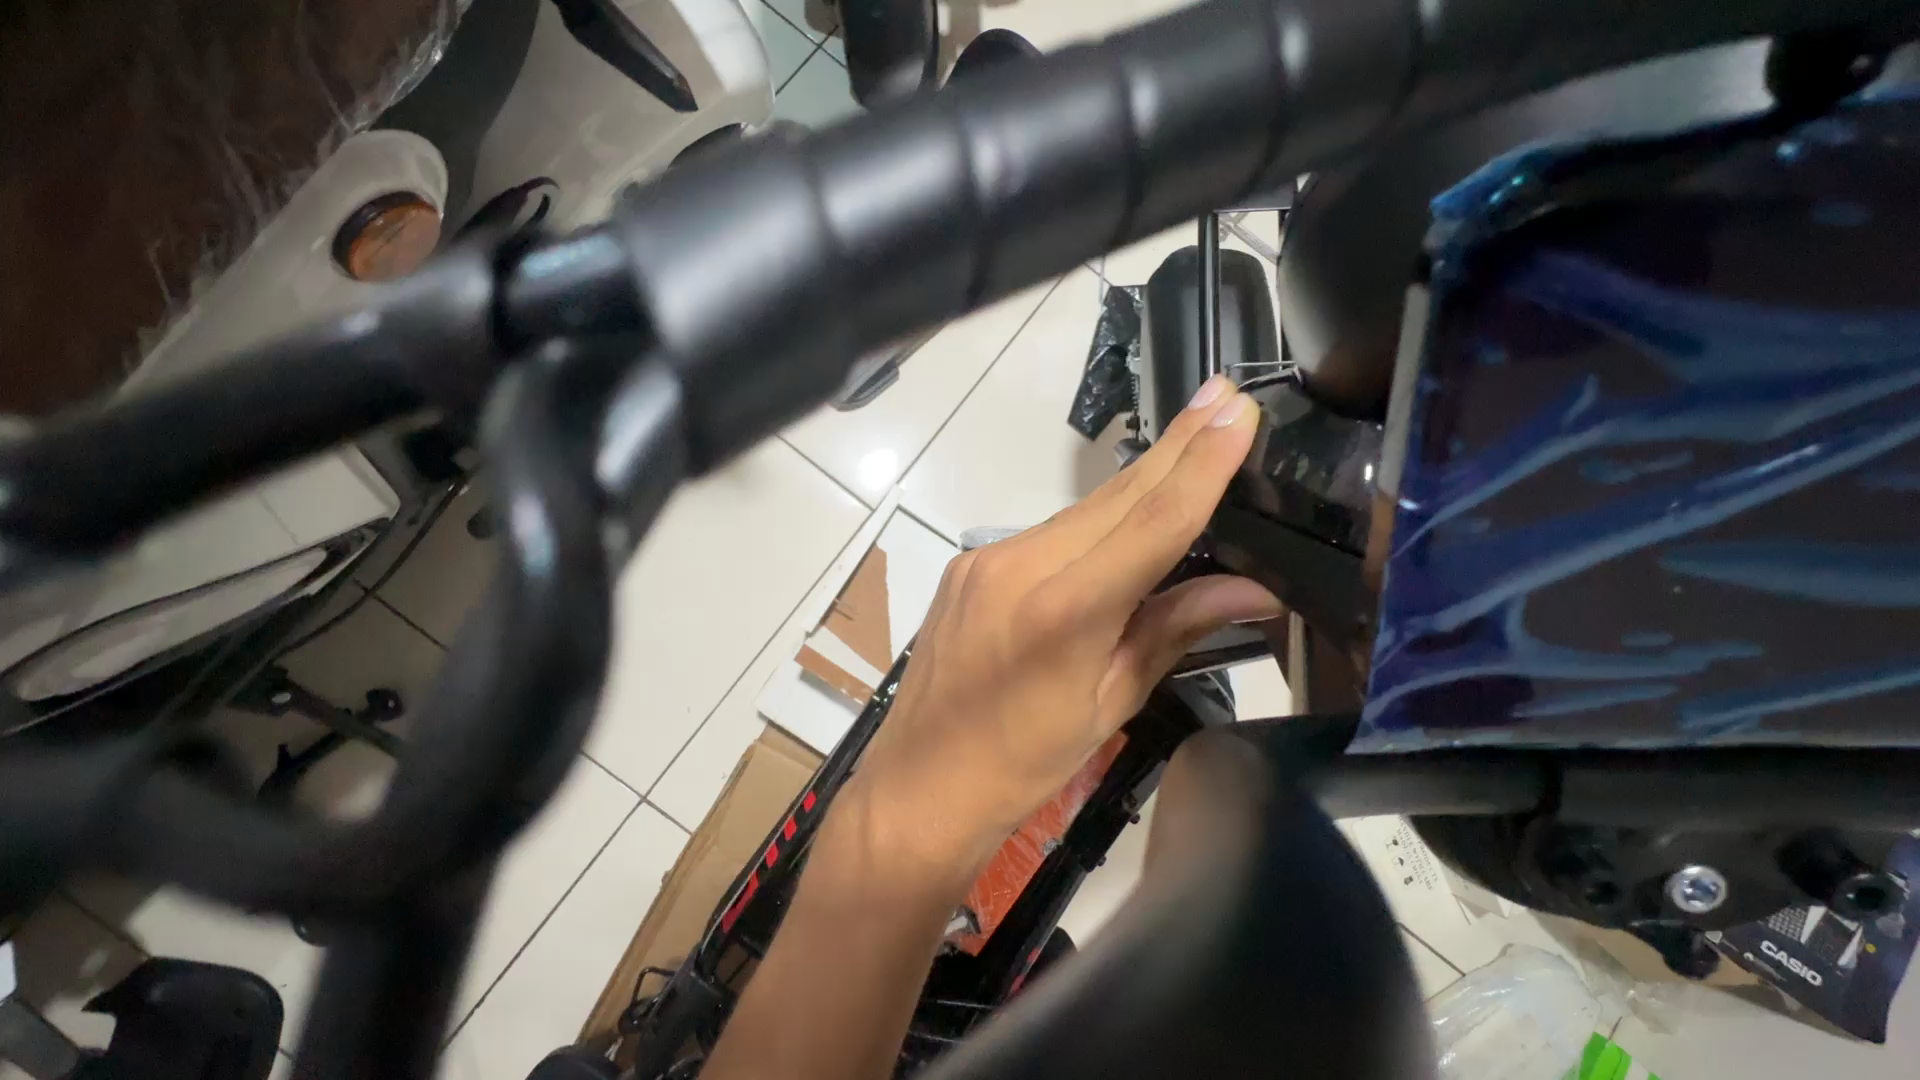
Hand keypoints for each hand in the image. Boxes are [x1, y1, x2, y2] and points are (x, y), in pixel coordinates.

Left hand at [839, 375, 1281, 883]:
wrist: (919, 785)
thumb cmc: (1023, 766)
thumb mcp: (1109, 704)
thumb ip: (1172, 631)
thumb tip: (1253, 588)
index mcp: (1064, 612)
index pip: (1151, 522)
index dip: (1200, 464)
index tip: (1235, 411)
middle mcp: (1020, 566)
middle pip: (1115, 498)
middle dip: (1175, 448)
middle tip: (1224, 396)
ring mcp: (986, 560)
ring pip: (1081, 511)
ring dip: (1137, 485)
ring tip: (1191, 445)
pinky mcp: (968, 566)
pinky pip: (1047, 533)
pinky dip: (1092, 523)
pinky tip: (1121, 518)